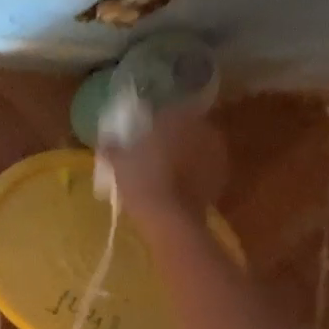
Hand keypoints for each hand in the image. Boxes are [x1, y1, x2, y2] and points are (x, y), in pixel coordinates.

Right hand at [99, 108, 227, 227]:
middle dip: (175, 137)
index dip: (155, 123)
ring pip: (199, 145)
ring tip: (171, 171)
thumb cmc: (141, 182)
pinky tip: (182, 185)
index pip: (166, 111)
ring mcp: (216, 149)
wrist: (170, 217)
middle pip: (186, 126)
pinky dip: (197, 172)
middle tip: (158, 153)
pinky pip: (207, 166)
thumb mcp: (119, 162)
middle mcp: (199, 126)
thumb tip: (105, 142)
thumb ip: (113, 147)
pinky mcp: (223, 173)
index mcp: (175, 115)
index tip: (145, 136)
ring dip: (188, 154)